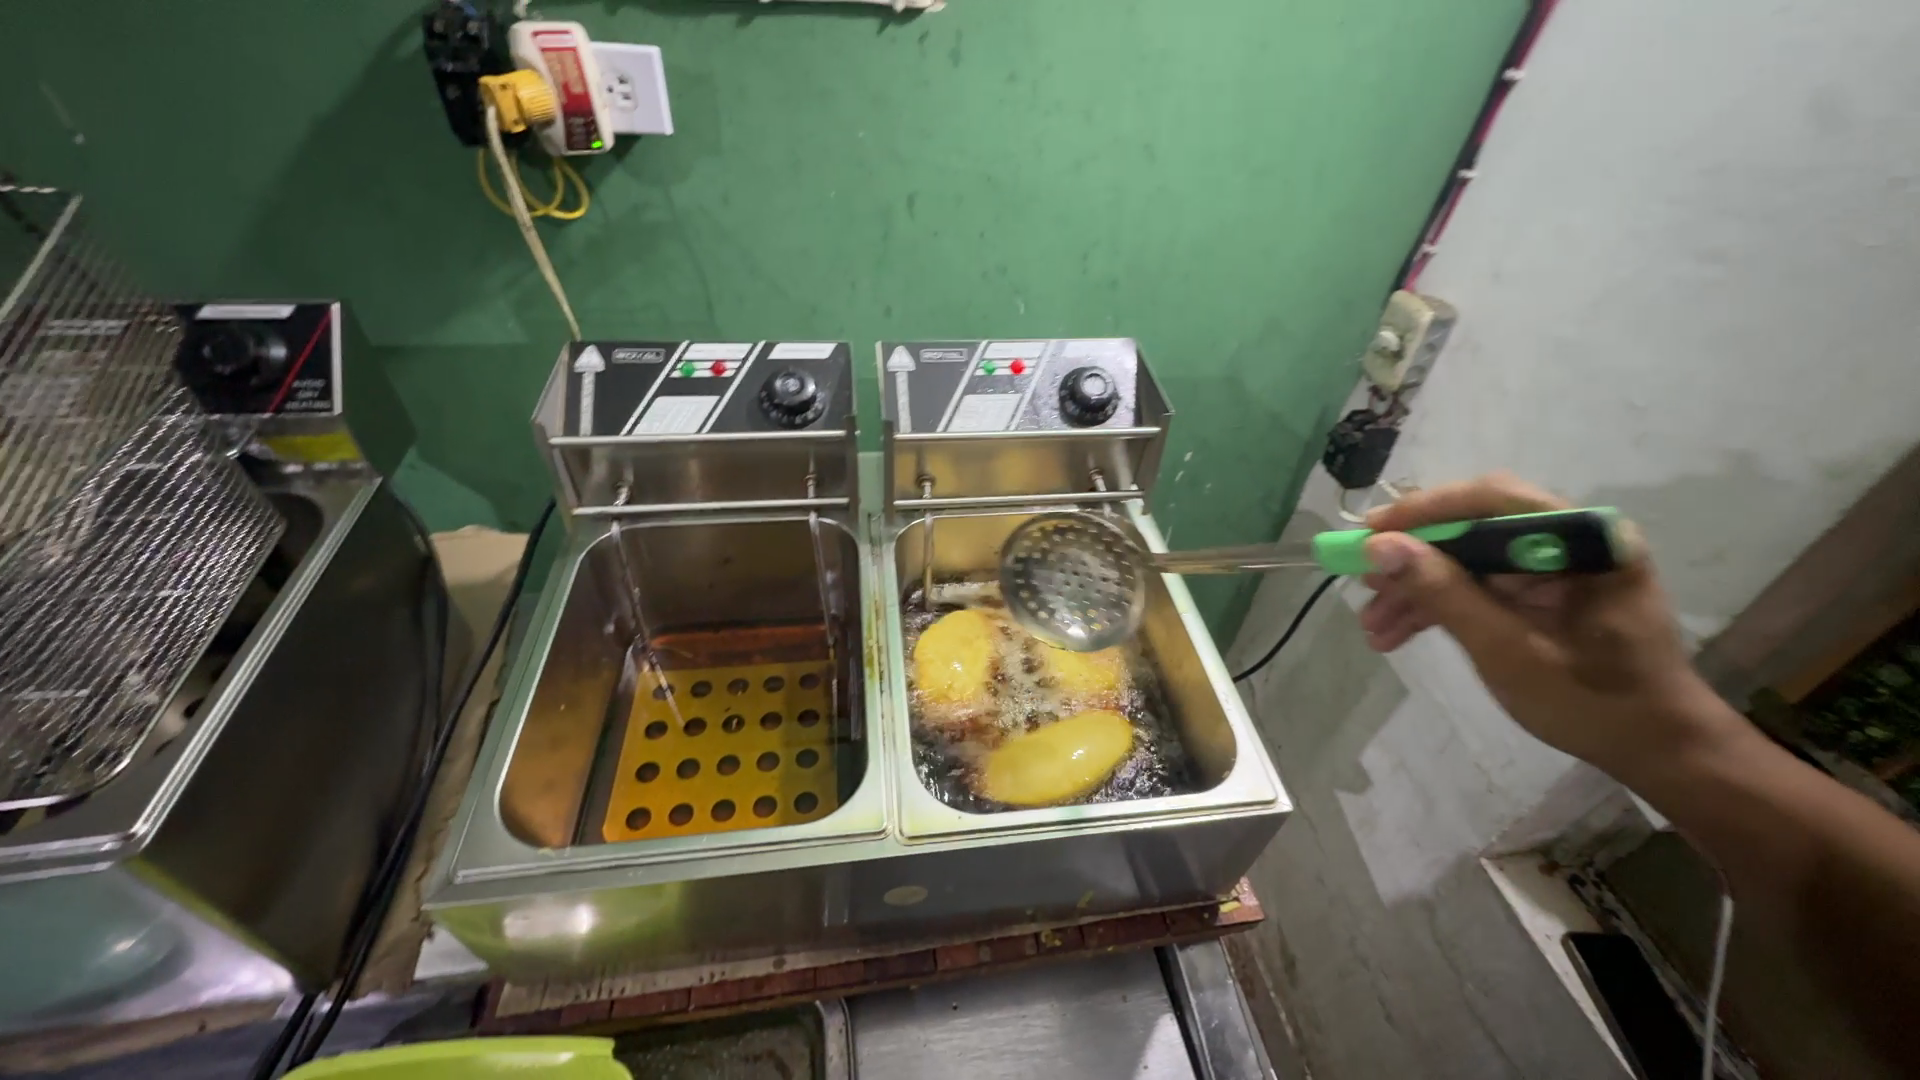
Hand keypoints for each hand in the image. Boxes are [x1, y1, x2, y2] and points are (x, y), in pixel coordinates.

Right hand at [1357, 472, 1736, 780]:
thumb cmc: (1592, 702)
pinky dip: (1437, 606)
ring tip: (1371, 625)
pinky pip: (1476, 584)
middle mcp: (1570, 539)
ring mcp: (1554, 566)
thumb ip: (1444, 593)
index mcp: (1585, 540)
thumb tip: (1379, 546)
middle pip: (1471, 527)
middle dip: (1411, 558)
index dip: (1423, 511)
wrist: (1654, 749)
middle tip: (1362, 583)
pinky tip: (1396, 632)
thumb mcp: (1507, 650)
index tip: (1368, 533)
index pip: (1492, 499)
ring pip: (1464, 558)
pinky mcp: (1540, 591)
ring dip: (1415, 589)